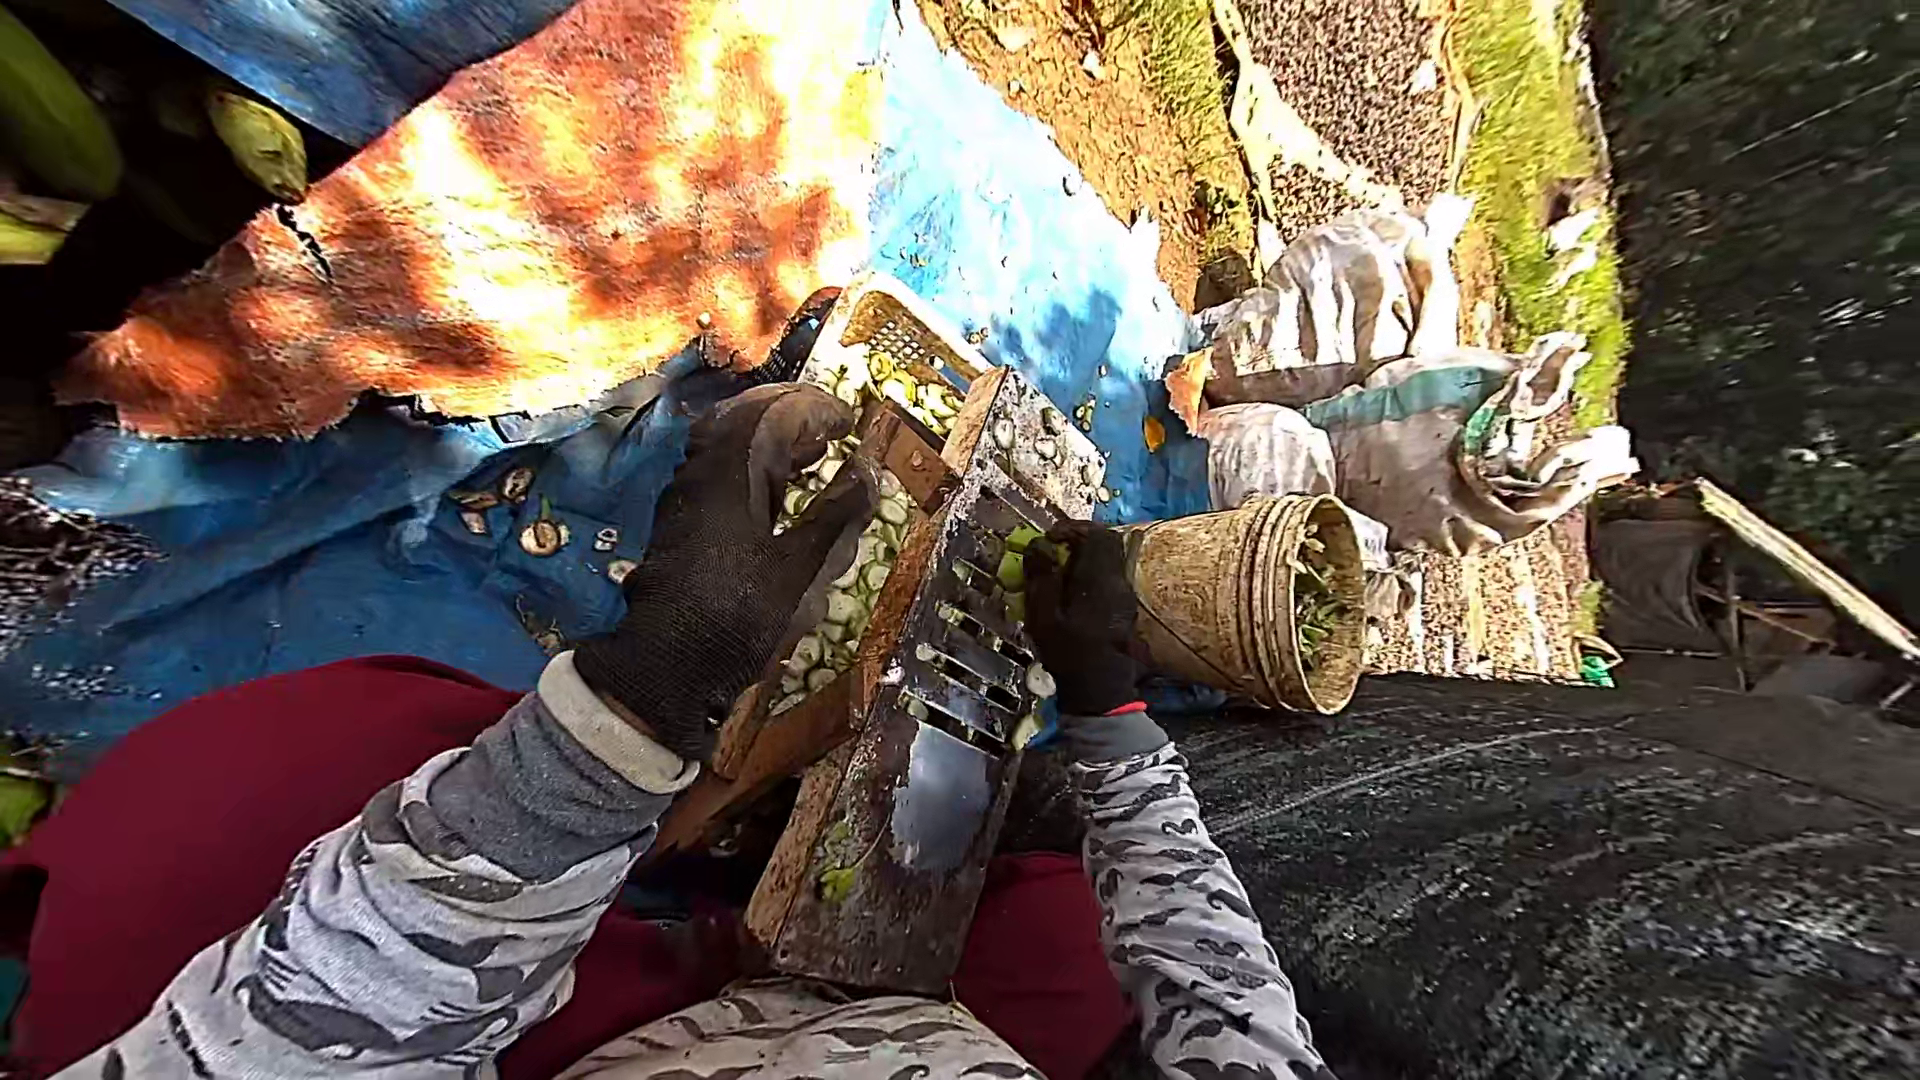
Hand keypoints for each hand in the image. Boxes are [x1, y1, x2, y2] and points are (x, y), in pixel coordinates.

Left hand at [575, 384, 876, 761]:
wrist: (670, 663)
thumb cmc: (739, 612)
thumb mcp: (799, 565)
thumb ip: (835, 514)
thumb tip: (867, 473)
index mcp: (731, 472)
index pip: (774, 413)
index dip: (817, 411)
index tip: (850, 421)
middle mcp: (704, 471)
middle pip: (746, 418)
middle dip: (793, 415)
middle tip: (832, 428)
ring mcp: (690, 495)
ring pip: (732, 445)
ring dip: (775, 441)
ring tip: (816, 452)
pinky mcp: (688, 520)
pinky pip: (725, 473)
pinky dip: (759, 468)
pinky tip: (782, 490)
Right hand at [1023, 521, 1143, 715]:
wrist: (1100, 691)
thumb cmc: (1068, 654)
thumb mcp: (1044, 616)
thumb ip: (1041, 577)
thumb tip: (1038, 545)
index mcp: (1099, 581)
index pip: (1096, 535)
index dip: (1072, 528)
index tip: (1049, 538)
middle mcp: (1118, 583)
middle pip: (1106, 543)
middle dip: (1079, 539)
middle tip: (1054, 549)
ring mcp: (1124, 595)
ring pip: (1108, 559)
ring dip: (1084, 556)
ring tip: (1059, 570)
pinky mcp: (1124, 607)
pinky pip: (1108, 576)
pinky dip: (1090, 572)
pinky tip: (1072, 590)